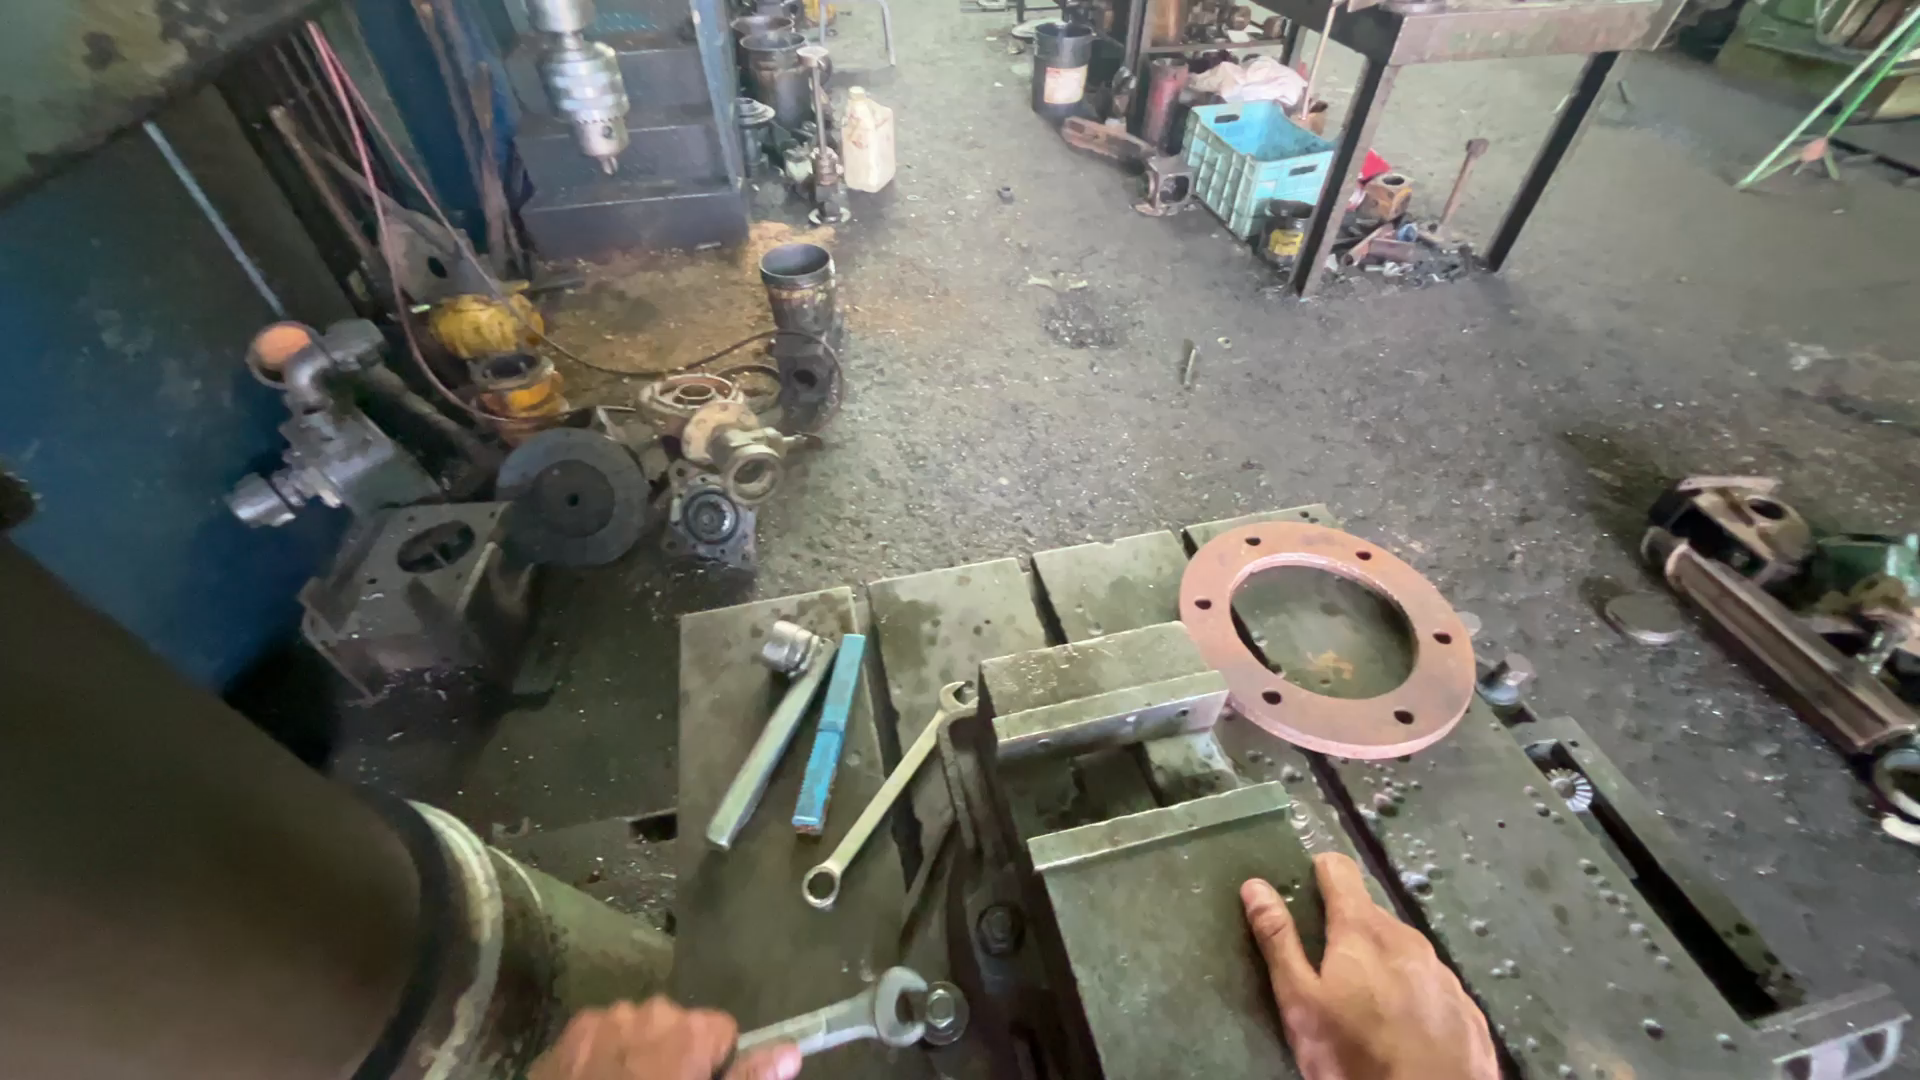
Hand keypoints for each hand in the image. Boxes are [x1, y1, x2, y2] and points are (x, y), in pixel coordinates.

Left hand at [529, 997, 801, 1079]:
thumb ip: (748, 1079)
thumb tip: (792, 1051)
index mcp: (689, 1032)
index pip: (724, 1032)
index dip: (715, 1066)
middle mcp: (653, 1011)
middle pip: (680, 1029)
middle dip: (674, 1060)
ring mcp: (607, 1019)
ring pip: (640, 1030)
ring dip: (638, 1057)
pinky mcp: (569, 1033)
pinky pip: (601, 1036)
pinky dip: (601, 1058)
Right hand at [1242, 853, 1497, 1079]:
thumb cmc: (1355, 1060)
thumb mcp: (1300, 1003)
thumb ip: (1278, 939)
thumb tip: (1255, 885)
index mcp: (1363, 930)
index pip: (1340, 869)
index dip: (1318, 874)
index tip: (1305, 897)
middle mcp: (1408, 940)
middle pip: (1369, 911)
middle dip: (1346, 927)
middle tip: (1327, 967)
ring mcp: (1445, 977)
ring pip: (1402, 948)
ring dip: (1381, 959)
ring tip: (1366, 1003)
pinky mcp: (1470, 1013)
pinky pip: (1432, 983)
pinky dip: (1413, 991)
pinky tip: (1404, 1027)